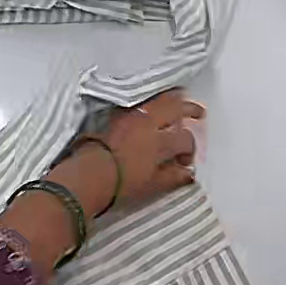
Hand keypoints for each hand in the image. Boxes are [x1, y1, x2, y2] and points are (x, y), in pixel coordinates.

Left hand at [49, 88, 204, 216]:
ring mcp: (130, 117)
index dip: (190, 149)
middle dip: (190, 108)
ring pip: (156, 99)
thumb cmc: (120, 184)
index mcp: (160, 142)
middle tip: (198, 112)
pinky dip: (149, 102)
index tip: (185, 161)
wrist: (87, 176)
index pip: (184, 139)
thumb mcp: (152, 185)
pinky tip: (150, 107)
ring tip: (178, 99)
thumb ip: (173, 176)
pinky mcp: (114, 116)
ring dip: (170, 99)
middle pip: (175, 107)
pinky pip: (137, 102)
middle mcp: (148, 124)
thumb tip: (188, 173)